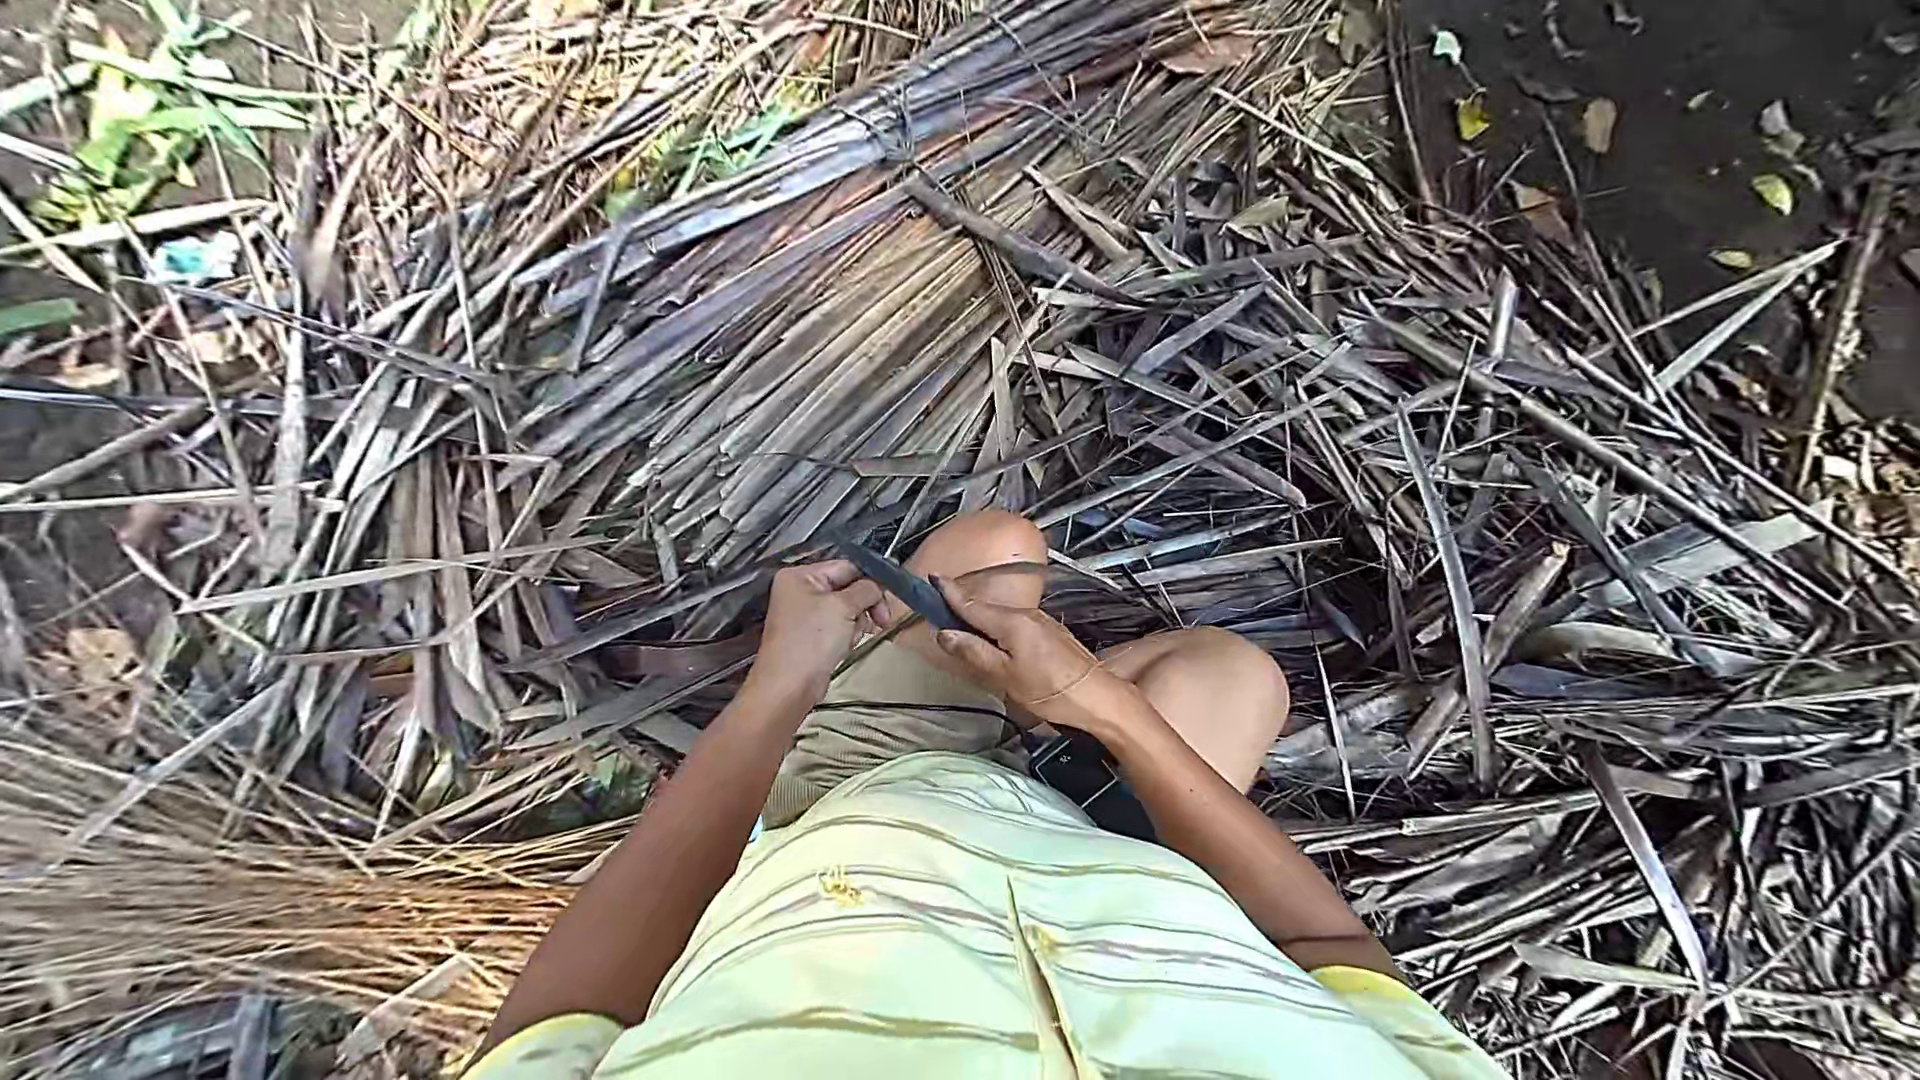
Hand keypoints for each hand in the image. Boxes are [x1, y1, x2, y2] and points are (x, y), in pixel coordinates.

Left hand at [745, 560, 883, 705]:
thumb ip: (867, 589)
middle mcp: (801, 591)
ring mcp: (807, 613)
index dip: (870, 580)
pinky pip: (842, 624)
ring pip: (849, 608)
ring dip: (859, 621)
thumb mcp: (843, 606)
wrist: (790, 686)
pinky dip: (850, 632)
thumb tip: (879, 585)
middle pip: (849, 587)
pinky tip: (847, 644)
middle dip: (866, 604)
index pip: (846, 567)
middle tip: (882, 619)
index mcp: (800, 576)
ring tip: (853, 635)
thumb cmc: (811, 641)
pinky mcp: (814, 633)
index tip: (889, 596)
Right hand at [929, 575, 1141, 733]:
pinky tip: (996, 643)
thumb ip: (974, 652)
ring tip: (964, 632)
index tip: (933, 578)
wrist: (1096, 697)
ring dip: (981, 621)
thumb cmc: (1051, 690)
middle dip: (963, 607)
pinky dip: (999, 628)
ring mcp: (1040, 622)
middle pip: (985, 608)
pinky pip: (1015, 624)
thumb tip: (944, 634)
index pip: (971, 604)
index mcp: (1011, 622)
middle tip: (940, 611)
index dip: (950, 592)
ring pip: (1001, 617)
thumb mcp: (1004, 675)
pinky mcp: (1049, 633)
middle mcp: (1026, 614)